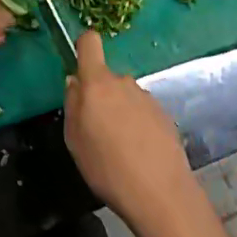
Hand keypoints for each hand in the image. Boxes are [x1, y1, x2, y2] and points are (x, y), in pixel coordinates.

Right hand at [64, 31, 218, 236]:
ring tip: (118, 149)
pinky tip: (138, 154)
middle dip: (99, 97)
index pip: (90, 43)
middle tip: (95, 131)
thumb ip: (72, 104)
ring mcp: (147, 98)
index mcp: (98, 83)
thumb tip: (75, 82)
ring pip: (124, 97)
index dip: (83, 47)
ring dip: (118, 113)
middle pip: (106, 79)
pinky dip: (136, 126)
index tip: (80, 69)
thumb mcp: (74, 139)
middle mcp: (124, 82)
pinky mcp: (164, 115)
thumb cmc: (107, 167)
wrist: (160, 193)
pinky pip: (141, 112)